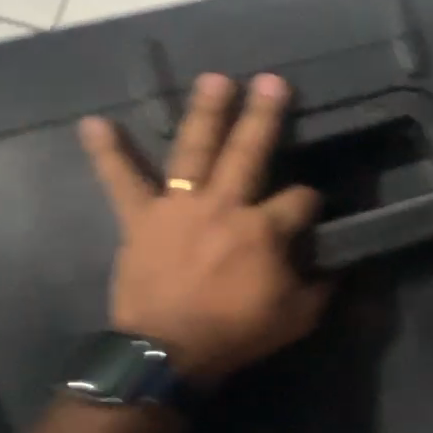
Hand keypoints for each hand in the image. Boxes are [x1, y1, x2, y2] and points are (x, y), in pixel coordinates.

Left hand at [78, 72, 329, 384]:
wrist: (168, 352)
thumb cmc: (238, 333)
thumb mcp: (299, 316)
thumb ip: (321, 285)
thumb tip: (337, 266)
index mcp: (265, 229)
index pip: (301, 200)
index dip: (312, 202)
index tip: (314, 212)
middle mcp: (224, 205)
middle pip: (250, 151)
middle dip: (265, 116)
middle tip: (273, 81)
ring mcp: (179, 206)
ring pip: (194, 150)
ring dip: (205, 113)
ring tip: (214, 79)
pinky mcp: (141, 218)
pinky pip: (122, 182)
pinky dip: (108, 153)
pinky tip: (95, 123)